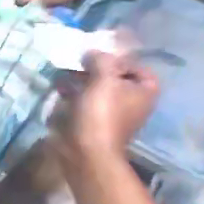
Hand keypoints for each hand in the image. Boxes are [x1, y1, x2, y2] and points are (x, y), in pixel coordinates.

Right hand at [52, 51, 158, 173]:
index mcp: (144, 92)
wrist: (86, 152)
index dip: (123, 59)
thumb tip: (93, 52)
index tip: (103, 55)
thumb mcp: (104, 77)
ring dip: (81, 79)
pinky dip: (73, 93)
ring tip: (65, 71)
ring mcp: (112, 114)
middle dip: (97, 67)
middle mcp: (132, 103)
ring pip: (97, 88)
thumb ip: (101, 58)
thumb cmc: (102, 113)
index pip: (140, 68)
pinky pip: (84, 101)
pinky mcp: (93, 122)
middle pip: (116, 77)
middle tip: (80, 59)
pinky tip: (59, 88)